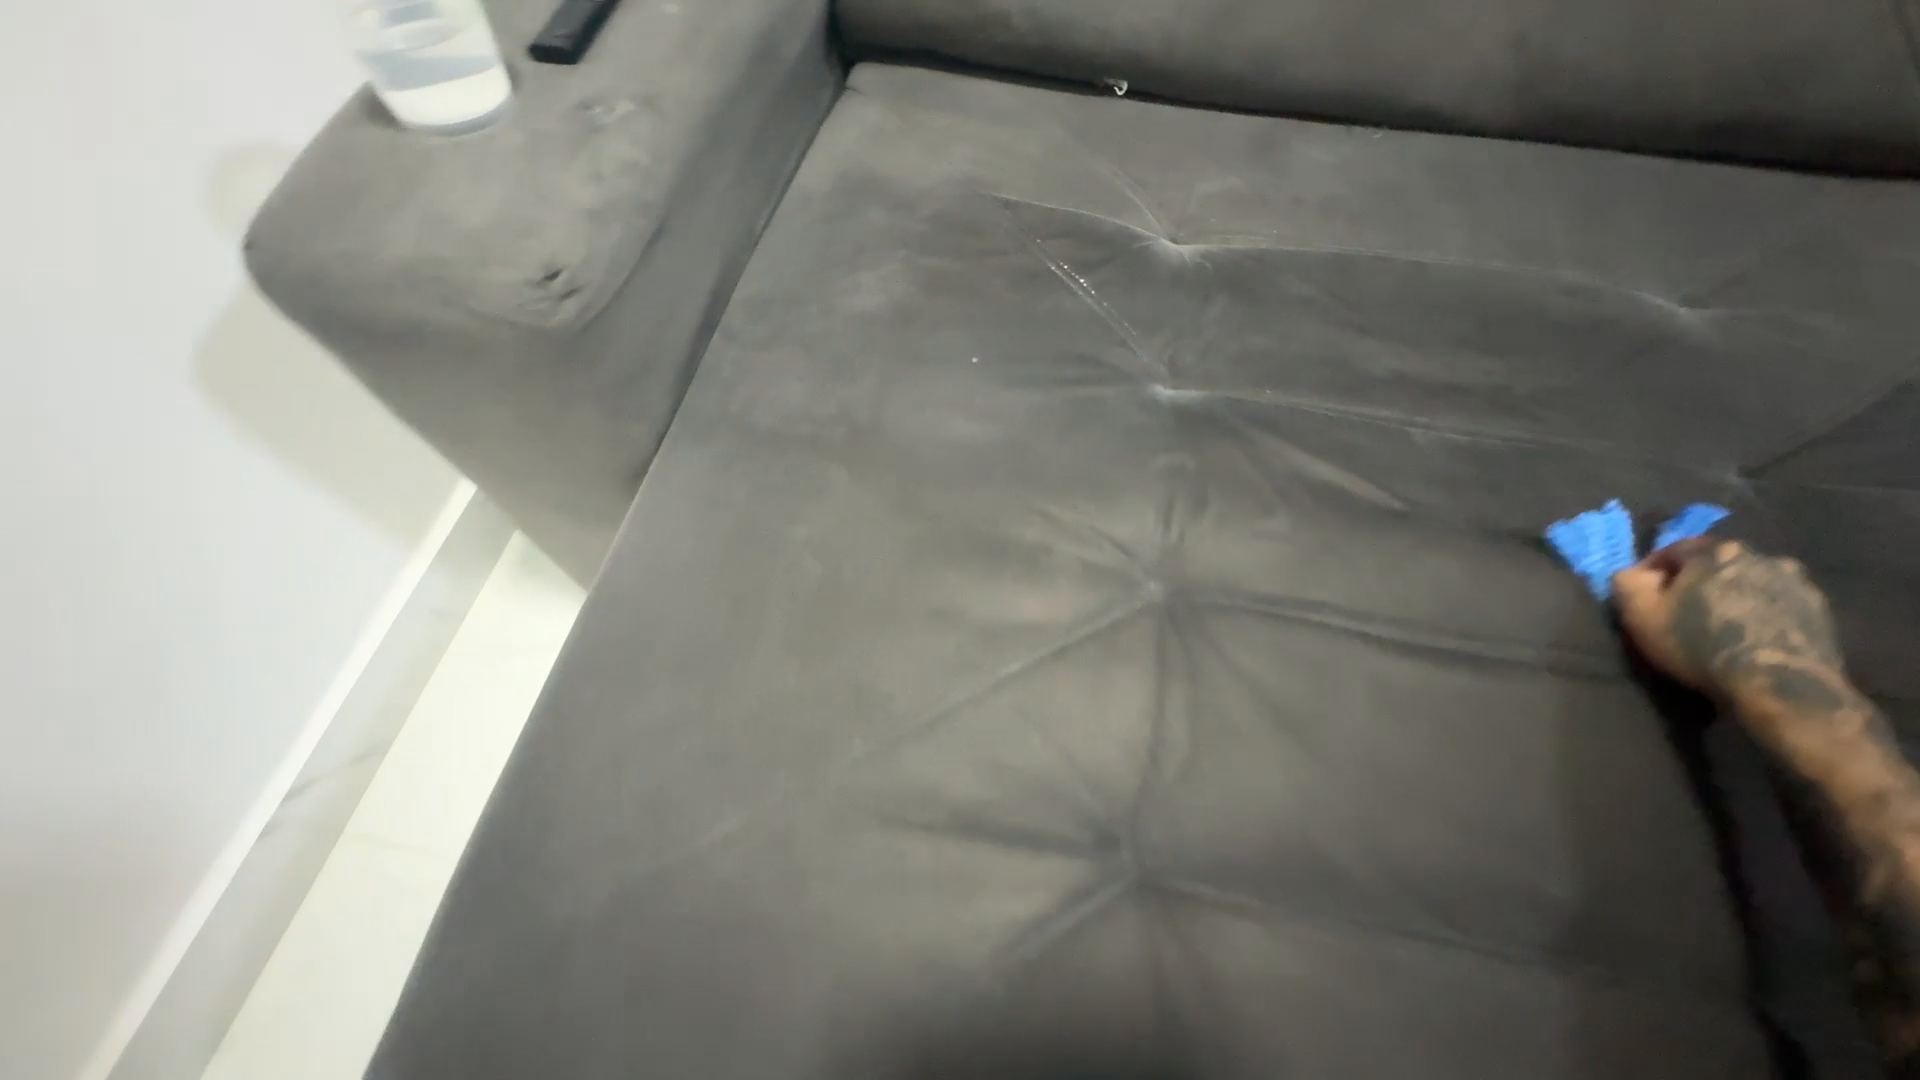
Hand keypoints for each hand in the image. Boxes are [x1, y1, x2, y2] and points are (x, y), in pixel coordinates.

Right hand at [1610, 538, 1844, 703]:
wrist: (1778, 685)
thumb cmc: (1698, 643)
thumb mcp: (1638, 613)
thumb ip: (1627, 583)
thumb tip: (1636, 574)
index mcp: (1717, 551)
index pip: (1674, 550)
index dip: (1652, 571)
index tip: (1643, 597)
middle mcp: (1762, 557)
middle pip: (1715, 566)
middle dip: (1695, 584)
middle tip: (1680, 612)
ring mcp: (1798, 584)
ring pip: (1749, 584)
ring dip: (1731, 598)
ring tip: (1717, 628)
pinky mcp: (1821, 613)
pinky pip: (1777, 606)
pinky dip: (1759, 616)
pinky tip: (1747, 640)